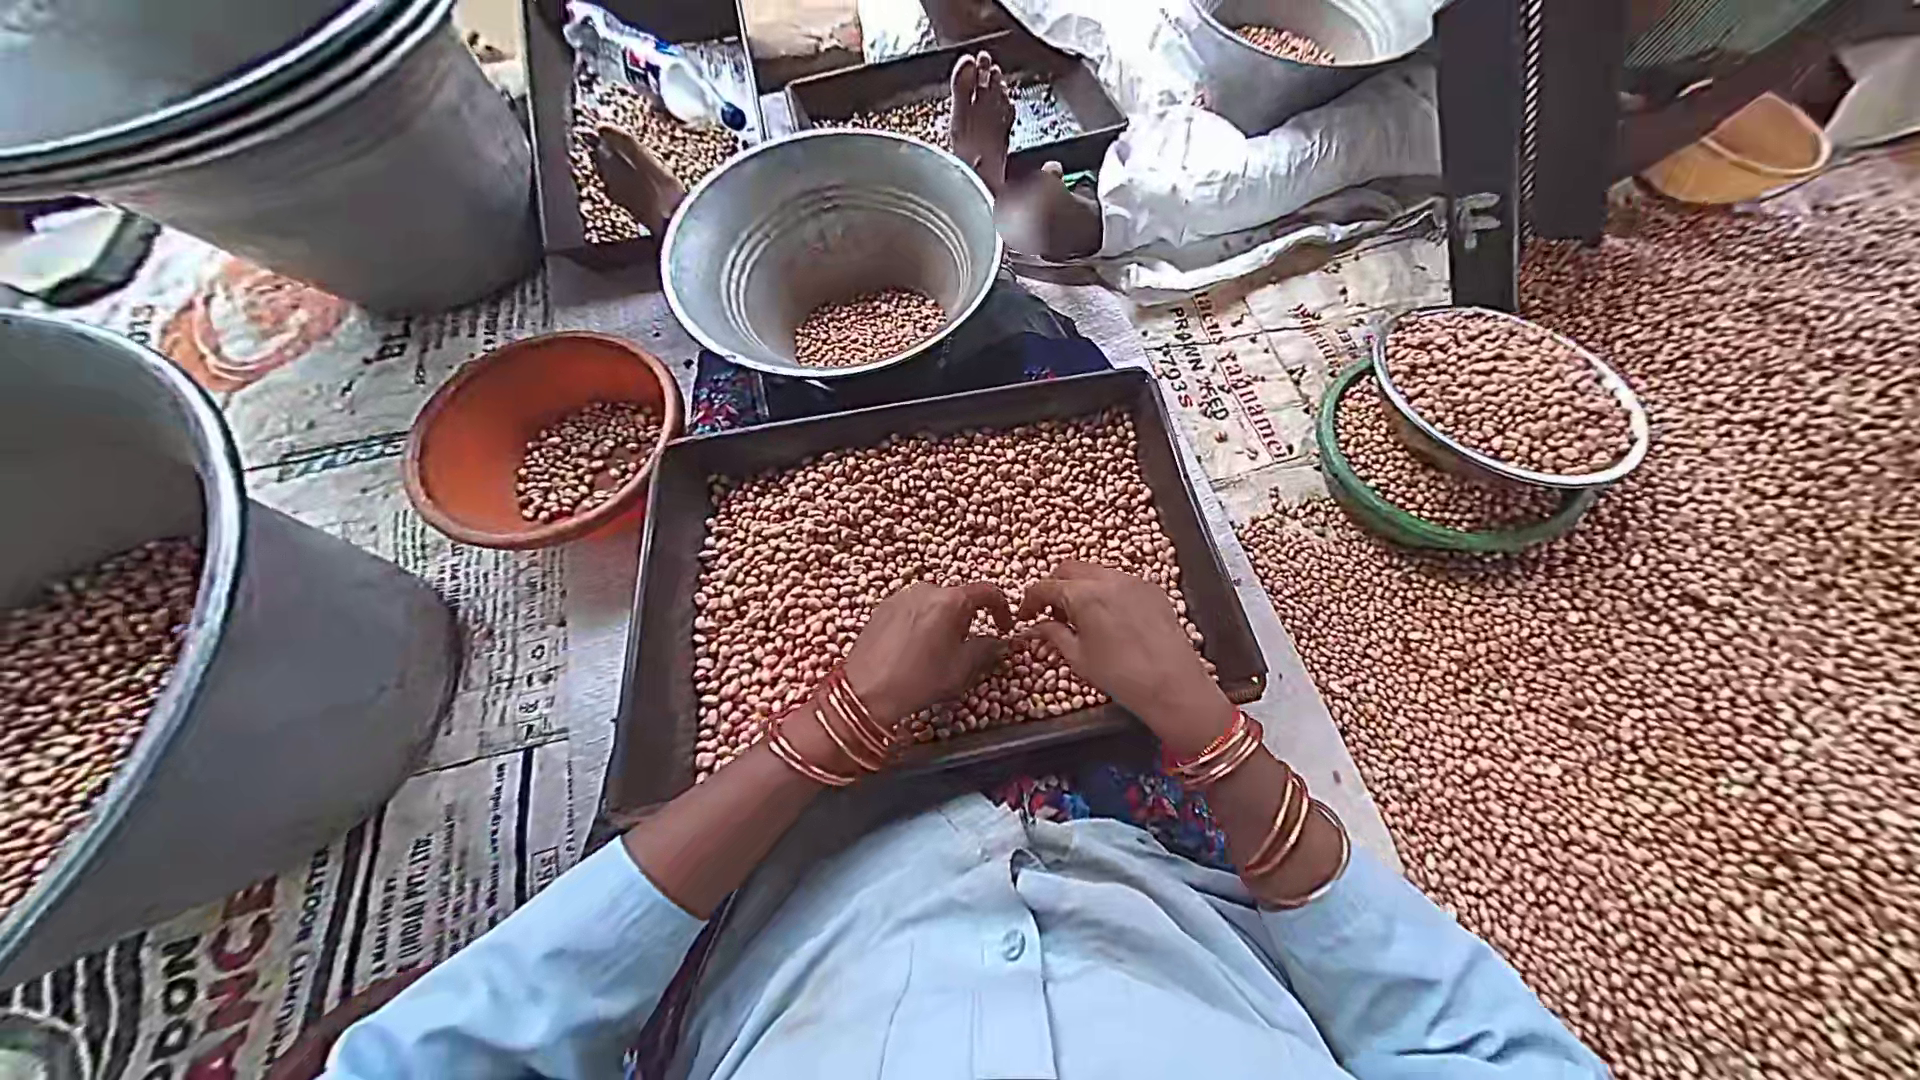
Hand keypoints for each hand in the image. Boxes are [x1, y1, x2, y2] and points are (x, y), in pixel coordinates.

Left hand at [843, 582, 1013, 725]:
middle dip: (968, 619)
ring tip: (937, 651)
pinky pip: (912, 610)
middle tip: (967, 647)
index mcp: (950, 600)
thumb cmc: (920, 679)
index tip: (1004, 627)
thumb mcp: (962, 668)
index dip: (1002, 609)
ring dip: (943, 621)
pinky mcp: (882, 608)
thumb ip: (987, 649)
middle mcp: (925, 589)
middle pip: (958, 598)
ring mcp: (900, 597)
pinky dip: (921, 623)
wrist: (865, 692)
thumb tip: (999, 641)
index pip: (987, 592)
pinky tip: (914, 649)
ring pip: (933, 604)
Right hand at [1018, 561, 1231, 756]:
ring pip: (1095, 572)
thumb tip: (1036, 626)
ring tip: (1078, 617)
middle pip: (1069, 569)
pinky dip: (1104, 591)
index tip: (1026, 616)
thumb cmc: (1121, 676)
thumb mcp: (1078, 657)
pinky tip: (1106, 618)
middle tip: (1049, 612)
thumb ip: (1053, 634)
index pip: (1046, 586)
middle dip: (1054, 587)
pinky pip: (1119, 581)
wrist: (1174, 686)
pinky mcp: (1152, 590)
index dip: (1030, 601)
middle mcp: (1108, 579)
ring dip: (1079, 587)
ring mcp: (1133, 581)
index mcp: (1084, 594)